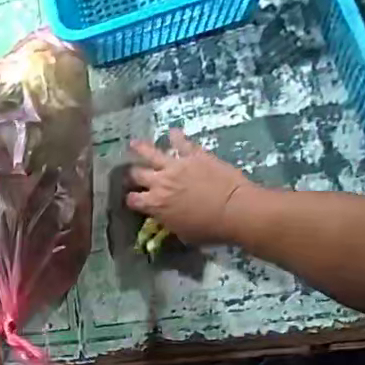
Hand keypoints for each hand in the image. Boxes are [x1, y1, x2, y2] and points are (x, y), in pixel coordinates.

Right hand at [126, 128, 258, 244]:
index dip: (130, 199)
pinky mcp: (194, 155)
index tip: (132, 199)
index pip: (133, 200)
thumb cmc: (208, 229)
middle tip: (131, 173)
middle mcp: (160, 182)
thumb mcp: (182, 233)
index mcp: (155, 205)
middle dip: (131, 175)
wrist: (233, 209)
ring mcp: (176, 165)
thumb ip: (168, 221)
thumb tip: (165, 217)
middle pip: (137, 174)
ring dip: (140, 148)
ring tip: (133, 143)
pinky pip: (181, 142)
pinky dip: (176, 137)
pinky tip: (173, 132)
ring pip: (151, 153)